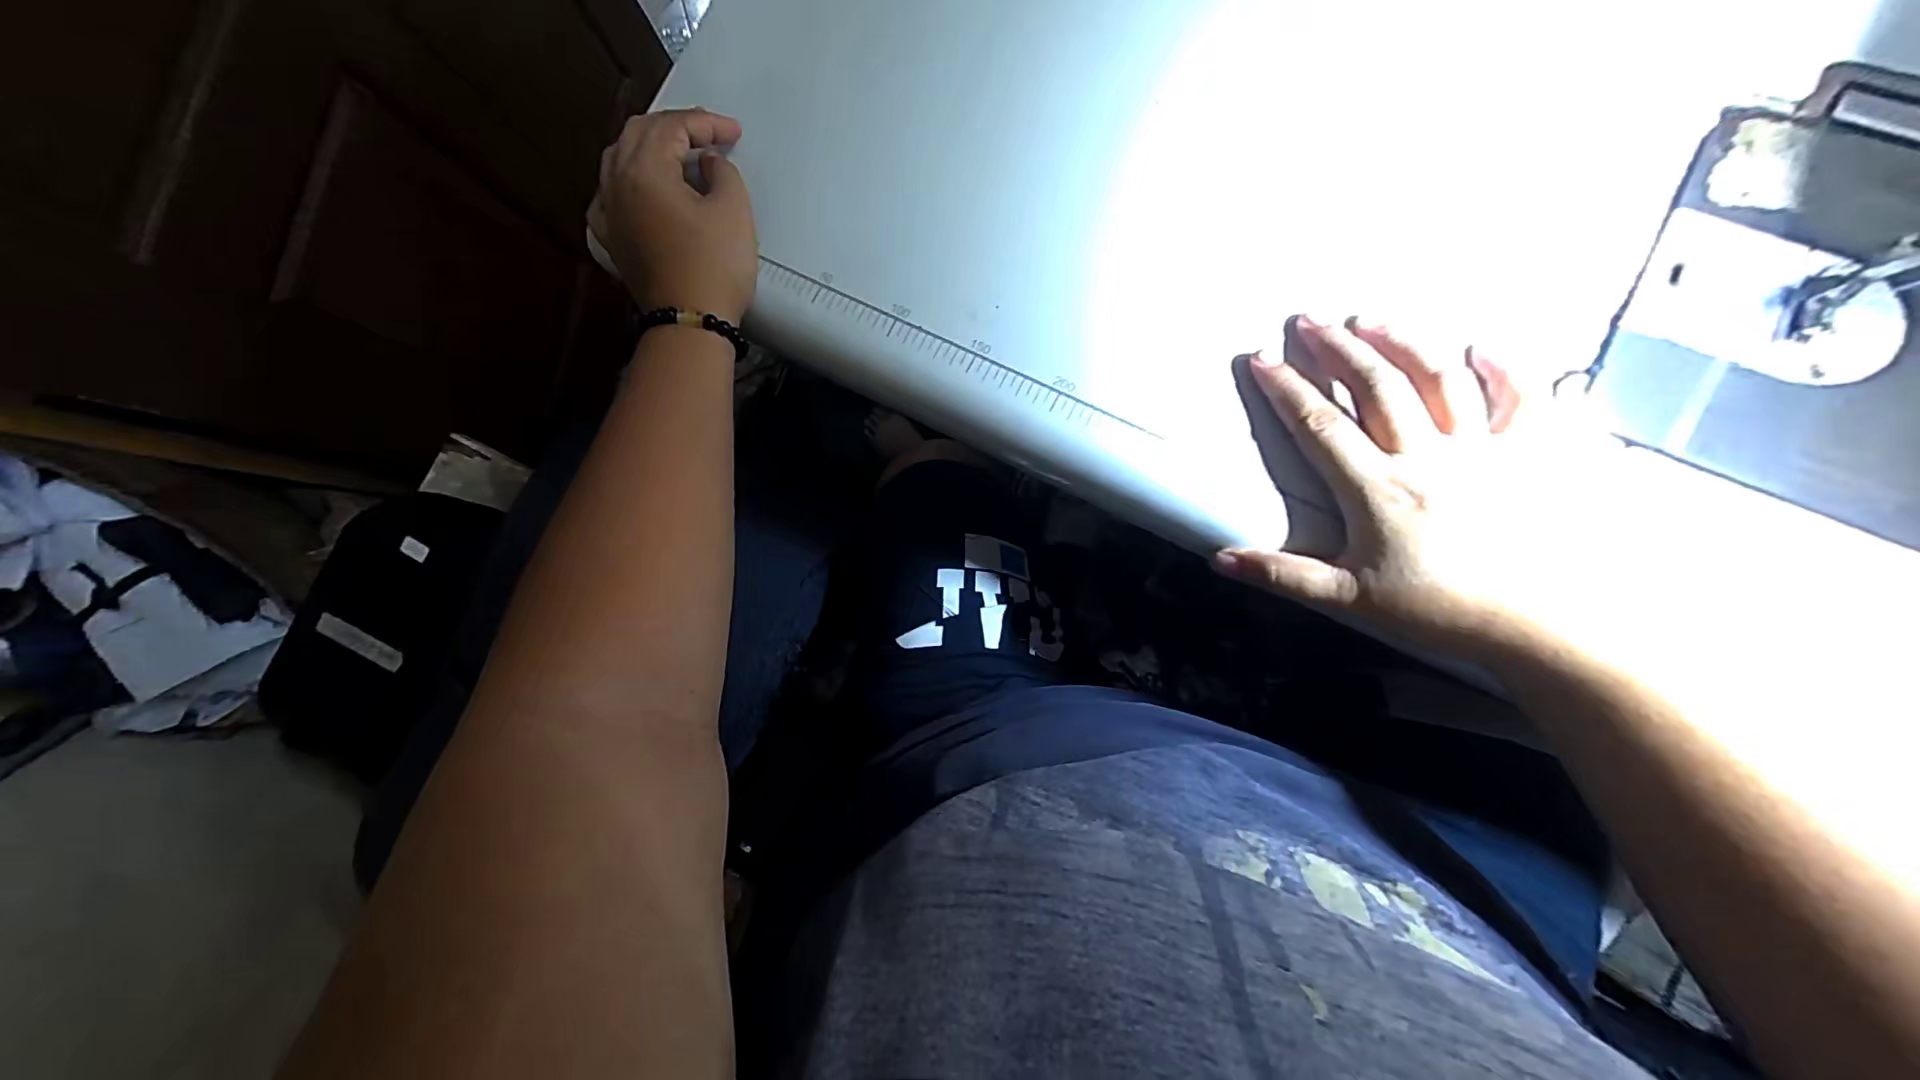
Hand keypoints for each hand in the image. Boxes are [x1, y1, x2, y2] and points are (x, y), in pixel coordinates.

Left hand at [593, 109, 756, 322]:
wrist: (690, 323)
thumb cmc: (714, 269)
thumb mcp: (734, 213)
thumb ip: (723, 173)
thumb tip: (707, 165)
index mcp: (643, 170)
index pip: (672, 127)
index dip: (705, 123)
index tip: (731, 132)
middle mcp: (615, 184)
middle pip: (639, 135)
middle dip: (676, 129)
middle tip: (708, 137)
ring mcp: (608, 214)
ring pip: (621, 162)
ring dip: (651, 152)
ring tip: (680, 159)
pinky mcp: (612, 242)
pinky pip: (612, 197)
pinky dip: (631, 184)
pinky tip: (643, 193)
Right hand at [1217, 316, 1603, 663]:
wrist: (1541, 627)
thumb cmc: (1439, 611)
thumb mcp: (1347, 597)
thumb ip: (1281, 574)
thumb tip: (1220, 560)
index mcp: (1378, 490)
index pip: (1320, 427)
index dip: (1286, 389)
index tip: (1262, 359)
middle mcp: (1428, 457)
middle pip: (1375, 387)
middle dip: (1337, 349)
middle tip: (1309, 320)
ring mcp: (1484, 450)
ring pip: (1439, 379)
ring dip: (1401, 343)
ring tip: (1371, 319)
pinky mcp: (1533, 455)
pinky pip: (1523, 398)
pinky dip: (1505, 368)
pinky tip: (1481, 348)